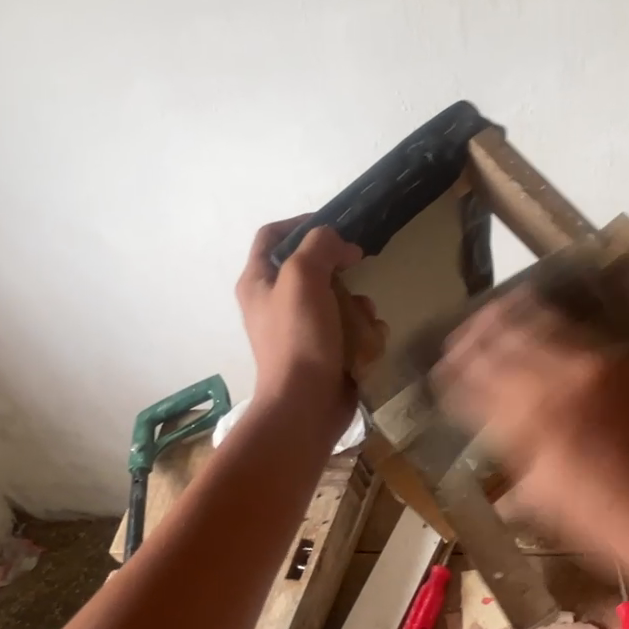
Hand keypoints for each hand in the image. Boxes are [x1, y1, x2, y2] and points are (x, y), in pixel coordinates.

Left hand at [236, 217, 364, 408]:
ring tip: (364, 319)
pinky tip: (369, 344)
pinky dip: (364, 334)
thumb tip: (342, 245)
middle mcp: (275, 303)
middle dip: (341, 272)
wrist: (306, 404)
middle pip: (314, 268)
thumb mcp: (302, 277)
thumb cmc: (299, 337)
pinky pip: (350, 331)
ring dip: (359, 306)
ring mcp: (301, 331)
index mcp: (258, 282)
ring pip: (339, 300)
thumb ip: (319, 246)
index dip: (302, 223)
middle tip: (358, 271)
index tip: (336, 226)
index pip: (273, 235)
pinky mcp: (325, 353)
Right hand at [433, 290, 628, 564]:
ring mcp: (594, 367)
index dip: (454, 376)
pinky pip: (575, 333)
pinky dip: (550, 324)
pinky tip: (540, 322)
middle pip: (501, 344)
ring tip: (491, 310)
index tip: (442, 371)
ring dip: (509, 318)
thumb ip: (517, 456)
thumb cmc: (614, 528)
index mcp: (526, 424)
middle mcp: (555, 384)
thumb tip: (499, 435)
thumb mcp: (547, 500)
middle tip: (459, 333)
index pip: (474, 386)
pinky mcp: (626, 364)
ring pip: (538, 326)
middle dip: (475, 338)